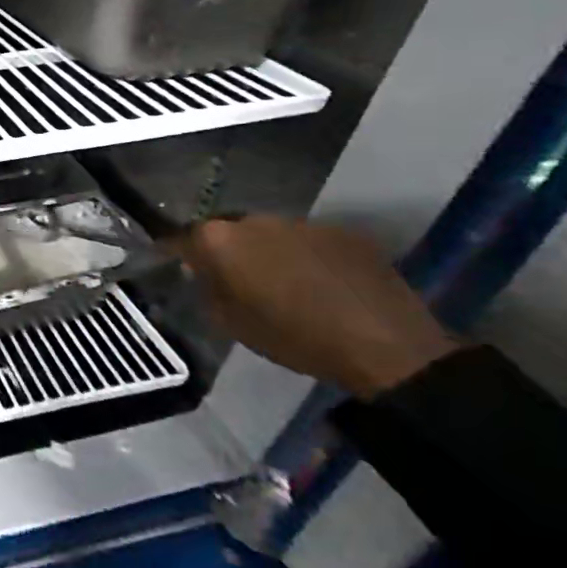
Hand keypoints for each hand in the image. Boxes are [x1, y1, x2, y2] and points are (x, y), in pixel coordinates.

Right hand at [175, 215, 461, 398]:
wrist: (387, 348)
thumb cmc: (294, 338)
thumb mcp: (231, 324)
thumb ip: (207, 290)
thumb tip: (202, 272)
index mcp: (218, 240)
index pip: (182, 238)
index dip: (179, 253)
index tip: (182, 266)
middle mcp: (253, 220)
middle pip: (229, 231)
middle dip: (229, 249)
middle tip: (239, 277)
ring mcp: (302, 222)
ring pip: (271, 234)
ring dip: (270, 250)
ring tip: (286, 281)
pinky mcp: (344, 232)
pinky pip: (312, 241)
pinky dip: (309, 256)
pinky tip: (324, 282)